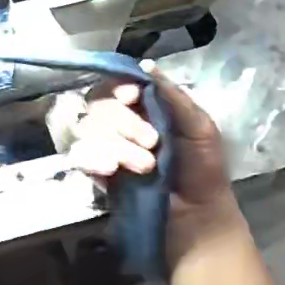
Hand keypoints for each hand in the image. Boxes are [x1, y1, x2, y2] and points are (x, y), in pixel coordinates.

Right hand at [67, 65, 250, 260]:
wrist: (196, 218)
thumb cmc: (204, 171)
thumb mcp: (199, 128)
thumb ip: (174, 97)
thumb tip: (146, 65)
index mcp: (145, 108)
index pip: (116, 86)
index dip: (117, 88)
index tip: (131, 97)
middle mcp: (121, 124)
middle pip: (99, 106)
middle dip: (122, 122)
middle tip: (151, 143)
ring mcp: (106, 148)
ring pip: (88, 130)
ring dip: (114, 145)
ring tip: (144, 167)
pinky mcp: (96, 172)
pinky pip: (80, 156)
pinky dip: (93, 159)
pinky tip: (111, 170)